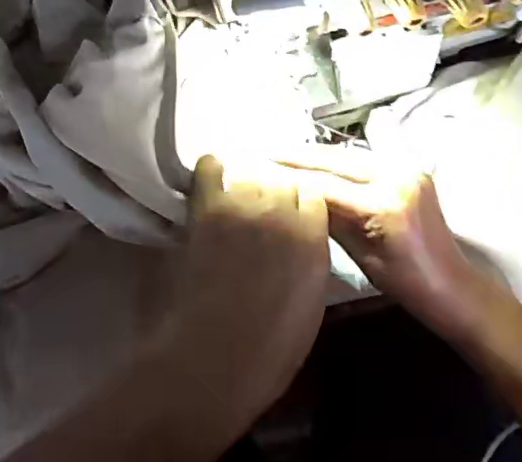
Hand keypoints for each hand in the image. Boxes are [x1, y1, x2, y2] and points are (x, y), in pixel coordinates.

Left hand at [158, 155, 329, 407]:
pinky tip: (208, 184)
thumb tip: (299, 238)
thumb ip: (309, 255)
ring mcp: (243, 203)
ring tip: (232, 200)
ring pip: (247, 172)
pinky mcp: (207, 204)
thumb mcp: (311, 300)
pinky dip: (209, 171)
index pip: (311, 194)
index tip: (289, 215)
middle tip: (258, 210)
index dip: (298, 205)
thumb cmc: (270, 347)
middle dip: (272, 192)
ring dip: (242, 184)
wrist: (217, 353)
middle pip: (279, 179)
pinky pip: (209, 168)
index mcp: (314, 237)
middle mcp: (282, 211)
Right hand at [277, 146, 502, 344]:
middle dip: (297, 156)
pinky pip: (363, 159)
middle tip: (263, 152)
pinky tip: (314, 160)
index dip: (289, 176)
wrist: (457, 288)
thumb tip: (292, 197)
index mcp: (385, 205)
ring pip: (346, 155)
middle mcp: (396, 177)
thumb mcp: (360, 256)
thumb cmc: (408, 286)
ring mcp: (405, 168)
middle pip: (334, 160)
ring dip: (314, 154)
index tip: (259, 169)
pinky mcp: (409, 166)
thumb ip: (327, 219)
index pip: (324, 184)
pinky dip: (337, 160)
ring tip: (281, 154)